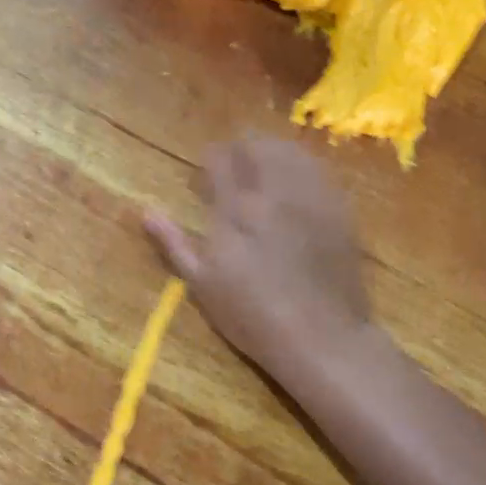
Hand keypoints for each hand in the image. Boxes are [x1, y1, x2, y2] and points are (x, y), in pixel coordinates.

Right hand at [145, 136, 374, 371]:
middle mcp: (273, 195)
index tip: (205, 168)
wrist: (323, 339)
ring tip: (264, 160)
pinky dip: (303, 165)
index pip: (220, 162)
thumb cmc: (253, 316)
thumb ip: (175, 243)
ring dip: (273, 149)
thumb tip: (146, 212)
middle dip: (243, 145)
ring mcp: (310, 200)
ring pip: (291, 153)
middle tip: (234, 158)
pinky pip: (320, 172)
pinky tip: (297, 178)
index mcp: (236, 211)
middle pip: (258, 147)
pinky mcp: (339, 212)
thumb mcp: (203, 285)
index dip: (211, 158)